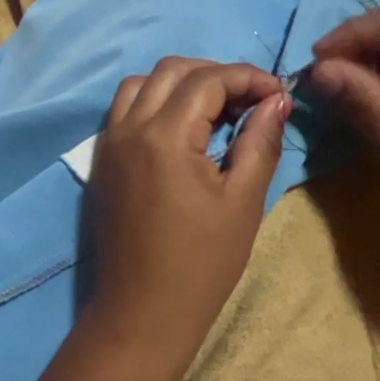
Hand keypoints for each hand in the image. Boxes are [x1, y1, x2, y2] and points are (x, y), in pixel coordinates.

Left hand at [87, 57, 291, 350]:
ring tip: (215, 109)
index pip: (207, 80)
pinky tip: (181, 127)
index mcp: (165, 135)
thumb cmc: (201, 262)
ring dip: (180, 83)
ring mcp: (109, 142)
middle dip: (215, 74)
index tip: (278, 93)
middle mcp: (129, 127)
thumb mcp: (243, 202)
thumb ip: (259, 141)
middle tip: (250, 99)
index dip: (247, 77)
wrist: (142, 310)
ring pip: (141, 83)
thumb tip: (277, 100)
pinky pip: (123, 109)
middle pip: (171, 70)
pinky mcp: (101, 159)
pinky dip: (153, 101)